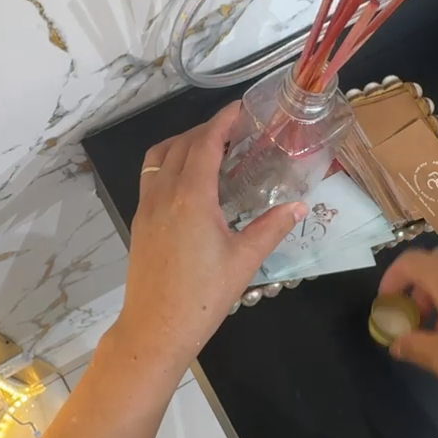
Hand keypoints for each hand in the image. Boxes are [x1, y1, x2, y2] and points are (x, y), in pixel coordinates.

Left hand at [113, 103, 306, 363]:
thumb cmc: (203, 296)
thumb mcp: (244, 261)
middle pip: (182, 144)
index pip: (205, 143)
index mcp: (191, 197)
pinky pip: (152, 175)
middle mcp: (164, 193)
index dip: (223, 121)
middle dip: (207, 129)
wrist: (156, 328)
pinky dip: (170, 162)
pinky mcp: (140, 220)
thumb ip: (271, 228)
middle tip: (235, 129)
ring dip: (183, 142)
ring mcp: (147, 206)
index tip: (240, 109)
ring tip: (211, 148)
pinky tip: (191, 180)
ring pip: (159, 156)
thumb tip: (297, 206)